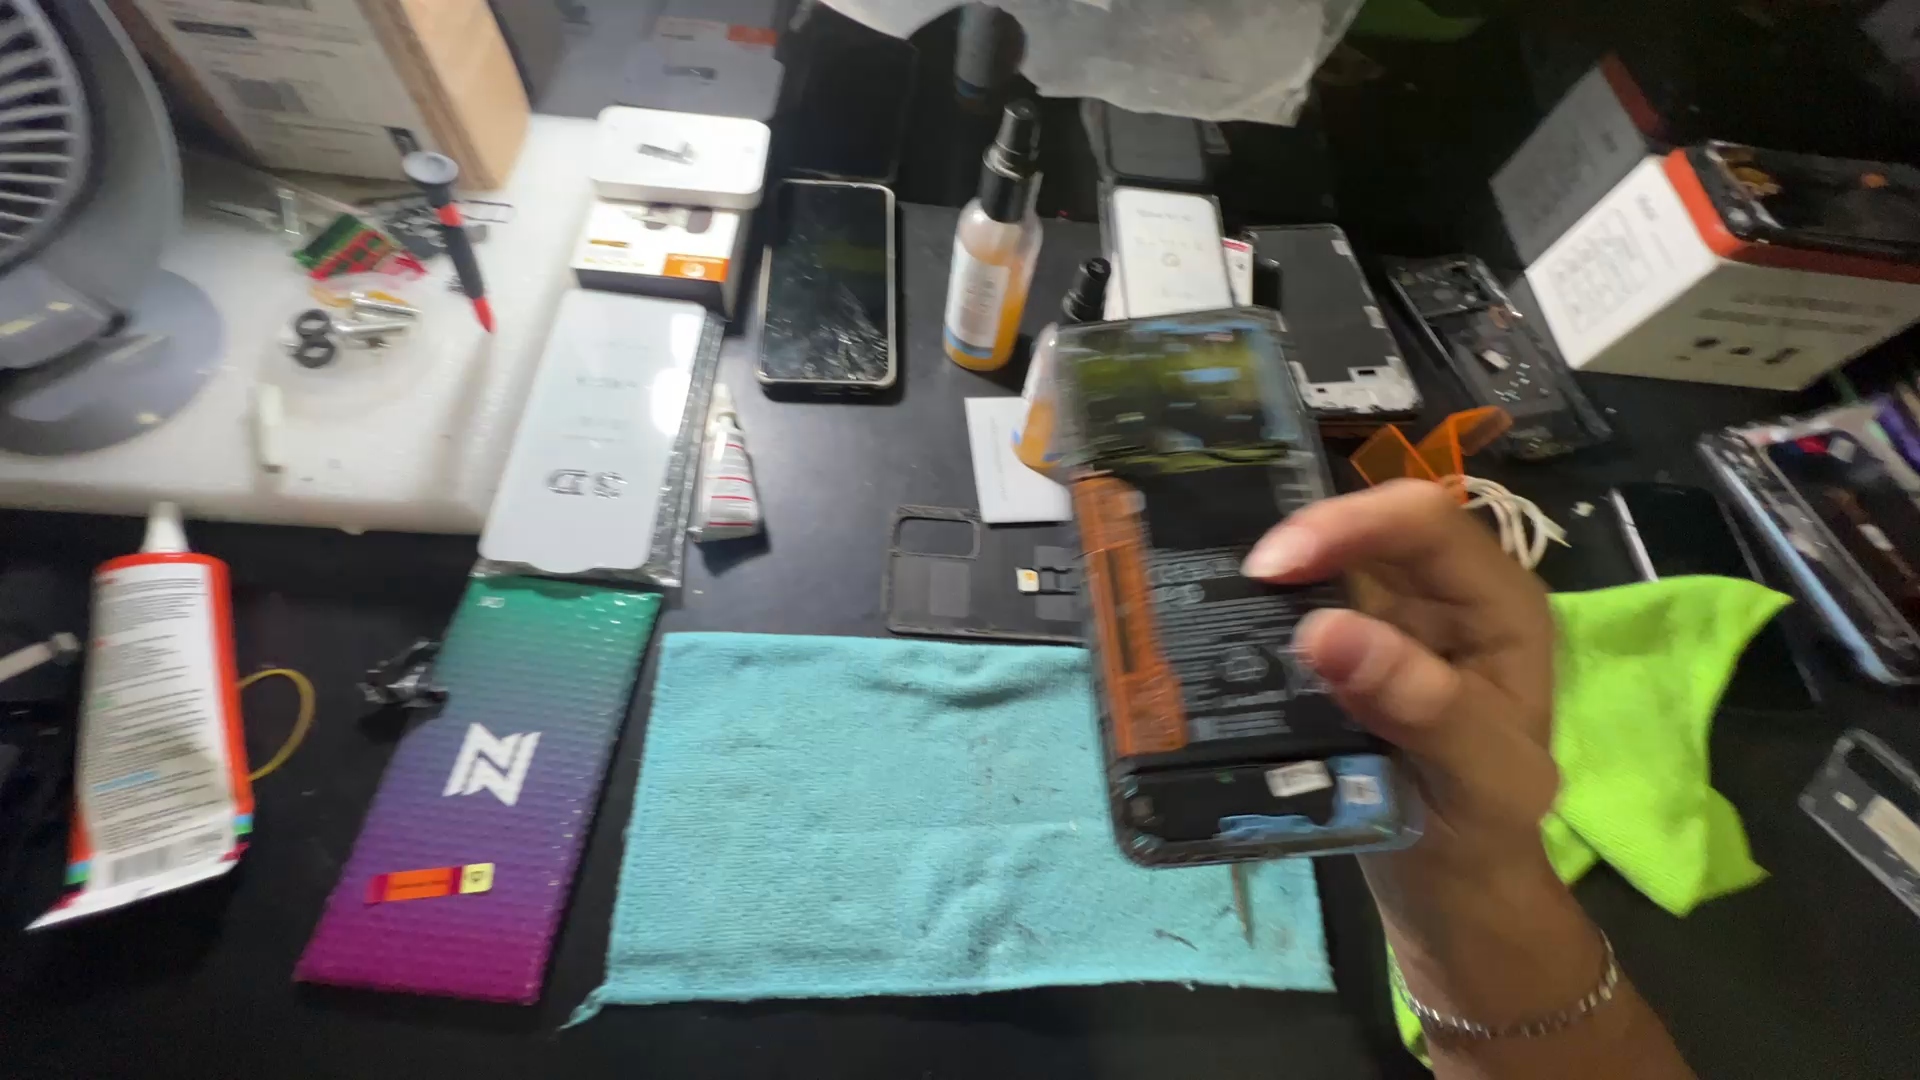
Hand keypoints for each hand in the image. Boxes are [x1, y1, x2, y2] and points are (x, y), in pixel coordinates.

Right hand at [1242, 479, 1557, 913]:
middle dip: (1300, 536)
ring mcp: (1380, 613)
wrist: (1443, 871)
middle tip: (1236, 579)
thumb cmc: (1480, 824)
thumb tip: (1322, 631)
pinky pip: (1292, 599)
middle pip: (1367, 523)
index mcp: (1494, 605)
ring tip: (1212, 588)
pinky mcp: (1333, 638)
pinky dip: (1253, 603)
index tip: (1271, 567)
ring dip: (1269, 565)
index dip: (1349, 525)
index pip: (1426, 526)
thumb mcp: (1480, 779)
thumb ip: (1424, 706)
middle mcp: (1436, 593)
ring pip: (1323, 553)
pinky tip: (1217, 617)